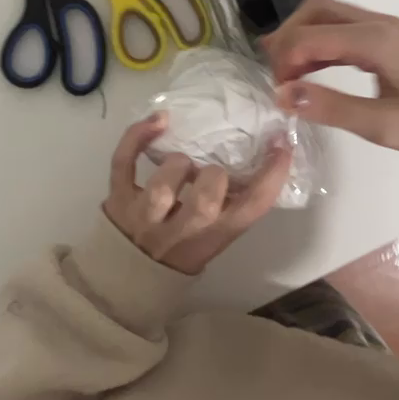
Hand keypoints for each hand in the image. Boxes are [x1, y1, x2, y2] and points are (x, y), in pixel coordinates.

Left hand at [103, 112, 294, 274]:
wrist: (122, 278)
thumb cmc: (177, 252)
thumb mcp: (212, 239)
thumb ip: (231, 210)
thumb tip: (257, 161)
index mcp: (212, 239)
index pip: (250, 210)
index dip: (271, 176)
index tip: (280, 146)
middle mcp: (179, 231)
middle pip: (203, 204)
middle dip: (213, 178)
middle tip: (210, 171)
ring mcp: (144, 216)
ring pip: (160, 189)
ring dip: (175, 165)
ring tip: (179, 159)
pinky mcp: (117, 198)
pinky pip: (123, 163)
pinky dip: (138, 136)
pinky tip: (159, 121)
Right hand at [263, 0, 398, 155]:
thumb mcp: (381, 125)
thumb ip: (330, 107)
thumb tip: (282, 94)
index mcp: (376, 40)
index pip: (312, 34)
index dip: (285, 58)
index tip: (275, 89)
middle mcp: (378, 24)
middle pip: (317, 10)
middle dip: (288, 36)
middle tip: (274, 73)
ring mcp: (384, 27)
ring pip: (329, 15)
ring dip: (301, 37)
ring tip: (284, 72)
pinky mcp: (387, 38)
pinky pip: (343, 28)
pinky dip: (319, 42)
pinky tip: (309, 68)